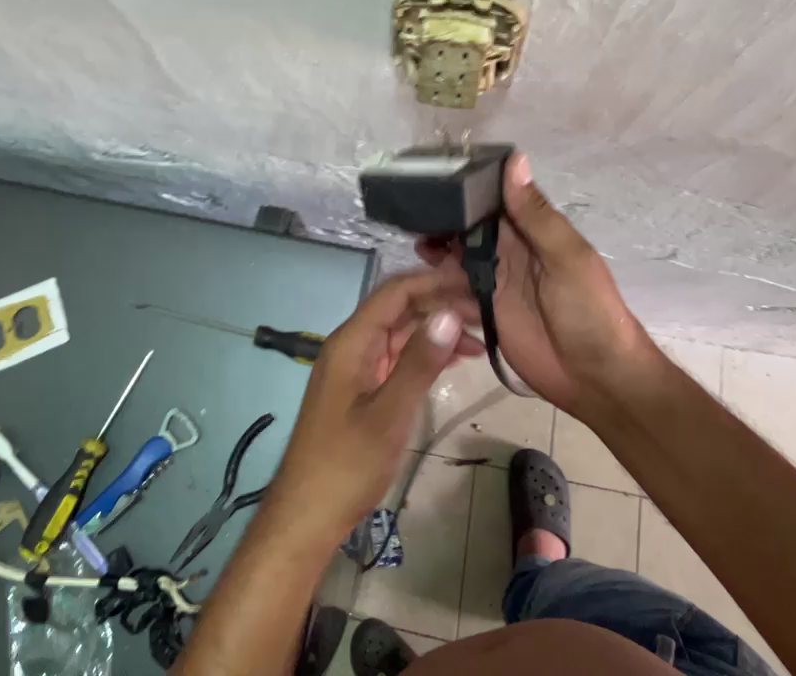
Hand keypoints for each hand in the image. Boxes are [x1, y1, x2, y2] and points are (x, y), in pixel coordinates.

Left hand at [263, 268, 483, 538]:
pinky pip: (396, 358)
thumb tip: (449, 314)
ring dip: (436, 329)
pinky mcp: (362, 389)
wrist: (308, 512)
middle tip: (487, 311)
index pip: (394, 293)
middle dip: (440, 303)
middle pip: (398, 309)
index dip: (433, 282)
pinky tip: (455, 359)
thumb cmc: (347, 463)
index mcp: (351, 343)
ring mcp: (356, 368)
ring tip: (481, 335)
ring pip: (400, 333)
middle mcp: (351, 347)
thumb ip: (418, 363)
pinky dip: (425, 354)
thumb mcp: (389, 413)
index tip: (474, 283)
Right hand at [418, 153, 655, 419]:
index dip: (466, 185)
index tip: (431, 170)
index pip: (494, 198)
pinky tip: (416, 275)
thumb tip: (514, 159)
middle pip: (469, 226)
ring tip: (410, 238)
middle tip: (408, 209)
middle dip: (442, 216)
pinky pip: (455, 290)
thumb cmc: (590, 311)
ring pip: (458, 255)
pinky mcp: (483, 310)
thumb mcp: (567, 257)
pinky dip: (437, 282)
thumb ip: (535, 214)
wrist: (596, 377)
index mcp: (532, 230)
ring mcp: (495, 281)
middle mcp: (509, 250)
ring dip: (436, 247)